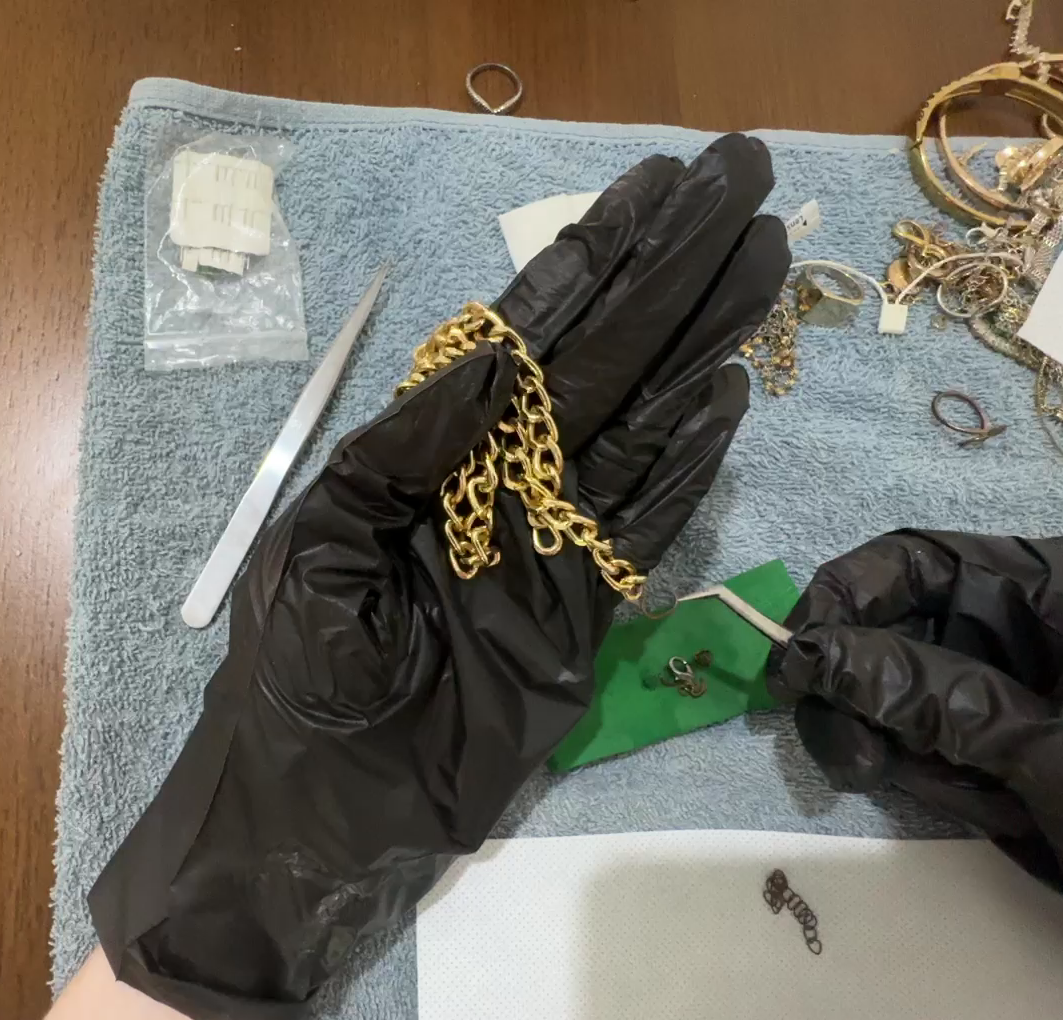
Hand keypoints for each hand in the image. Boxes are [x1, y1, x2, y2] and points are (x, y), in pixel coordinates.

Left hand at [89, 138, 788, 1019]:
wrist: (328, 789)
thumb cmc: (299, 664)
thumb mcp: (319, 538)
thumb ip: (399, 447)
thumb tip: (486, 359)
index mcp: (429, 453)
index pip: (519, 338)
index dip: (585, 263)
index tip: (650, 191)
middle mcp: (498, 481)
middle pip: (596, 363)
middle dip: (665, 276)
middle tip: (741, 186)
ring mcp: (548, 542)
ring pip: (635, 427)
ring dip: (697, 348)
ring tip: (762, 266)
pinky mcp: (583, 609)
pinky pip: (644, 525)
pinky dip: (685, 467)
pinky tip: (728, 397)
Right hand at [769, 530, 1062, 1019]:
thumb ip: (931, 697)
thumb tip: (805, 654)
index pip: (918, 560)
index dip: (845, 595)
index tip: (795, 656)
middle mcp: (1030, 632)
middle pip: (891, 628)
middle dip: (857, 684)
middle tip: (845, 749)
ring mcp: (1012, 698)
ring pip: (891, 690)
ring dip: (875, 735)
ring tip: (884, 782)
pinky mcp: (1000, 757)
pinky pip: (916, 742)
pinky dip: (910, 771)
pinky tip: (964, 809)